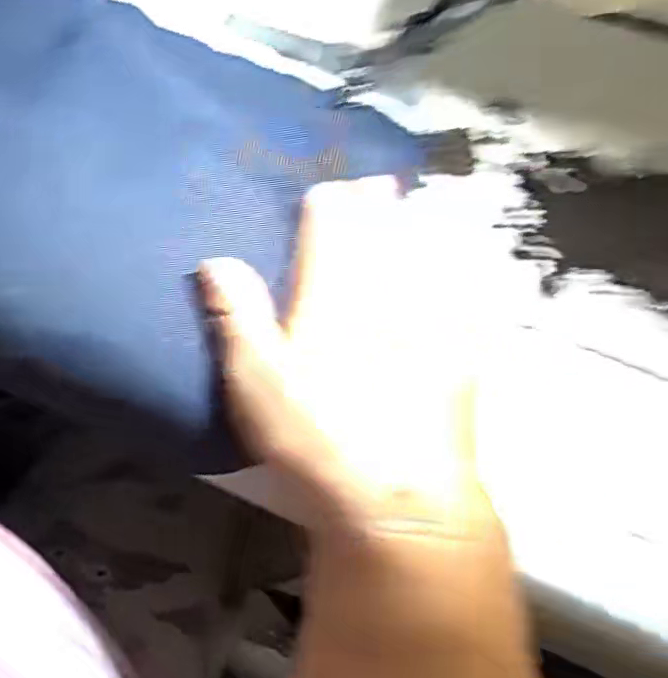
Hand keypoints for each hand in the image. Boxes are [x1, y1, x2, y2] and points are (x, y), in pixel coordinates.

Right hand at [199, 176, 495, 542]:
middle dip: (376, 212)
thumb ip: (236, 314)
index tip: (324, 186)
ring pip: (427, 267)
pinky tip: (455, 271)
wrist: (394, 495)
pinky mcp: (457, 362)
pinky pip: (461, 302)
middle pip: (384, 246)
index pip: (333, 242)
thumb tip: (216, 260)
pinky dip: (454, 276)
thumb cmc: (308, 432)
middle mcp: (389, 307)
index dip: (329, 211)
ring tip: (411, 207)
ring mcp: (432, 333)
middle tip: (372, 183)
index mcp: (333, 306)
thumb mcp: (252, 375)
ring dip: (416, 232)